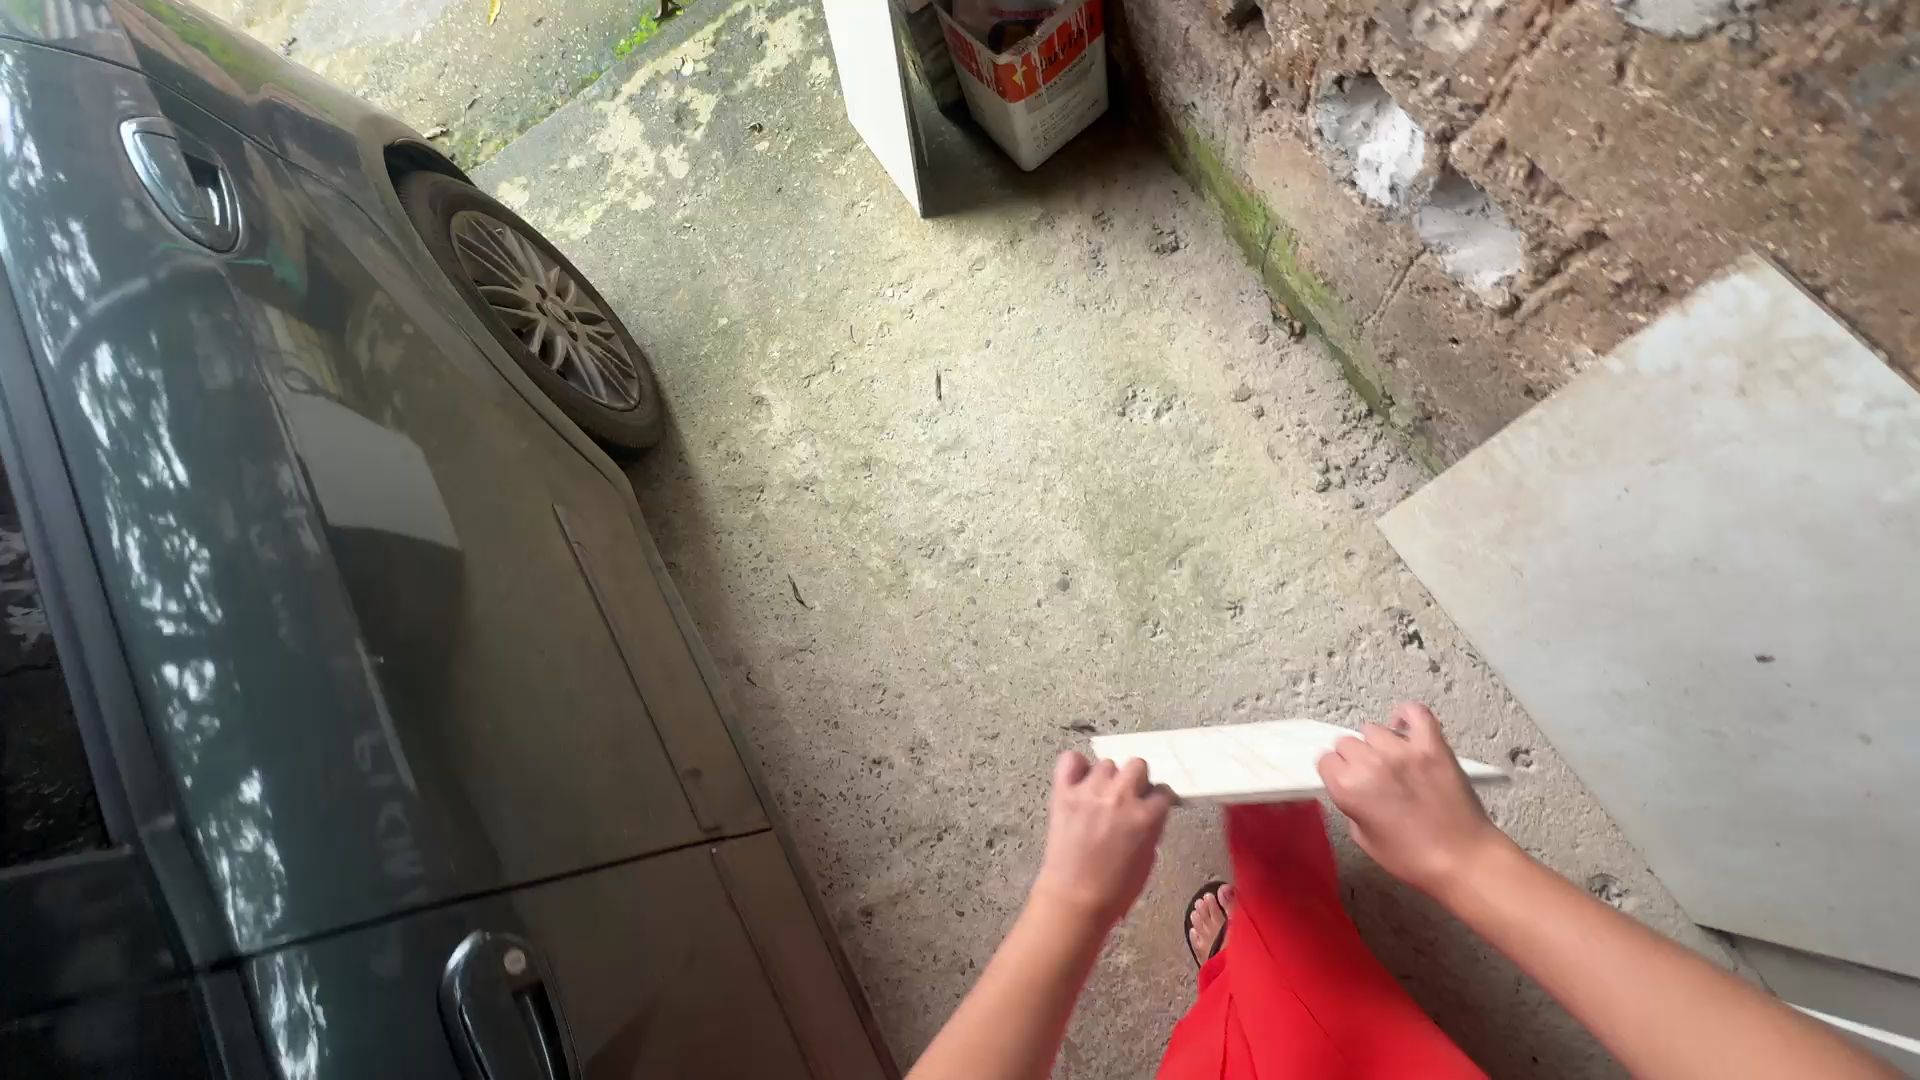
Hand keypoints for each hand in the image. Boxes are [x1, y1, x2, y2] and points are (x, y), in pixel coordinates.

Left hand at [1028, 752, 1174, 929]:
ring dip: (1107, 778)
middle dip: (1136, 780)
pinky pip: (1070, 760)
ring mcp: (1090, 791)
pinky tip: (1078, 781)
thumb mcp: (1148, 859)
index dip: (1157, 799)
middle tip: (1127, 797)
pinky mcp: (1064, 792)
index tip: (1151, 805)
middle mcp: (1120, 797)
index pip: (1162, 791)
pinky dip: (1076, 767)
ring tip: (1100, 796)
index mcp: (1146, 816)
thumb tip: (1148, 812)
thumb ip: (1151, 828)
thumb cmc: (1116, 889)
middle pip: (1137, 765)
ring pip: (1106, 764)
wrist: (1075, 898)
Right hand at [1316, 702, 1510, 898]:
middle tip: (1373, 779)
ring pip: (1373, 729)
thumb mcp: (1362, 838)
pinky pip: (1415, 712)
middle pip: (1347, 743)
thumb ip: (1350, 804)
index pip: (1326, 761)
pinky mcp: (1432, 746)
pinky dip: (1406, 714)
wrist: (1465, 860)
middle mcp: (1370, 763)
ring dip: (1377, 745)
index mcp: (1348, 787)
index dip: (1336, 774)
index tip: (1348, 784)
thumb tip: (1353, 786)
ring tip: (1393, 762)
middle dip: (1354, 760)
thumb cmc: (1411, 858)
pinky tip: (1404, 727)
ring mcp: (1403, 751)